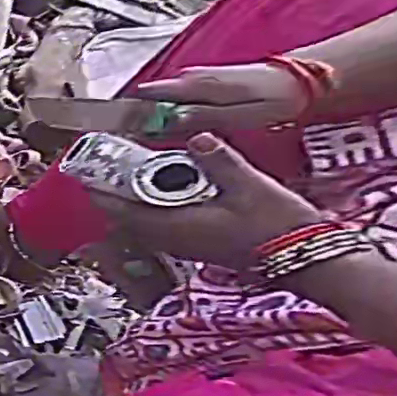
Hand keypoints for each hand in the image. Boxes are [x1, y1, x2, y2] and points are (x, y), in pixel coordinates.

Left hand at [90, 133, 323, 270]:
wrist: (308, 258)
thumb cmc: (277, 225)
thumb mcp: (250, 186)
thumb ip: (220, 162)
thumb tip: (196, 137)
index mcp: (166, 225)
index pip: (115, 208)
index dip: (98, 189)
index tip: (88, 172)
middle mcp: (163, 239)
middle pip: (121, 214)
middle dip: (112, 193)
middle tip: (110, 169)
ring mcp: (177, 245)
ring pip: (137, 222)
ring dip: (131, 201)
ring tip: (133, 176)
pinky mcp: (191, 246)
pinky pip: (156, 227)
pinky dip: (150, 210)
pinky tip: (164, 193)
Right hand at [135, 62, 308, 133]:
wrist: (307, 80)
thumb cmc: (277, 100)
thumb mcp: (239, 115)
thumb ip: (198, 117)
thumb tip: (160, 121)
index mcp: (190, 85)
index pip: (141, 95)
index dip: (123, 113)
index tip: (114, 132)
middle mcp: (185, 78)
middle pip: (145, 99)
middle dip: (132, 118)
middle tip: (128, 143)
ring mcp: (192, 78)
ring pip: (156, 100)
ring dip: (148, 118)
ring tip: (145, 139)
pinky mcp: (200, 83)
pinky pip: (169, 100)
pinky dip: (163, 114)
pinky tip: (168, 128)